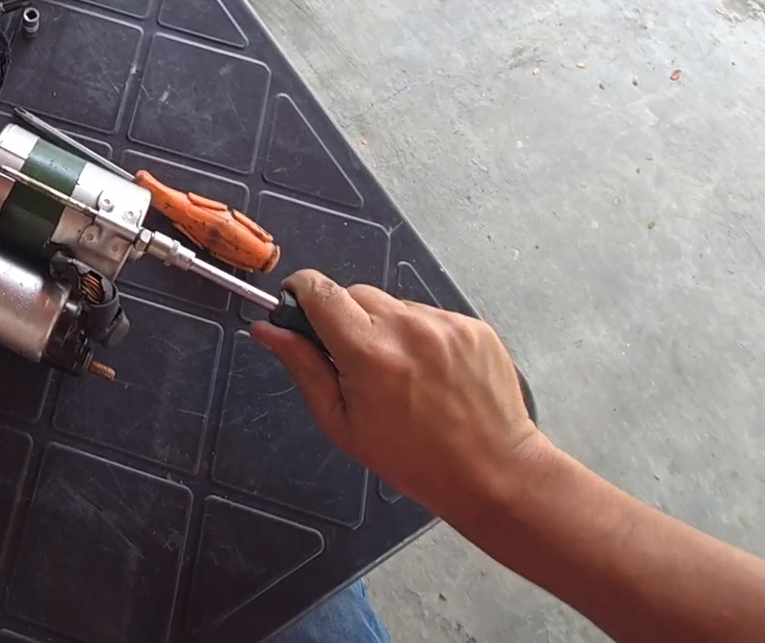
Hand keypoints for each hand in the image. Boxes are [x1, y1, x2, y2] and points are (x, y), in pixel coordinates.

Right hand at [250, 270, 548, 522]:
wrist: (498, 475)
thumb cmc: (410, 458)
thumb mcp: (340, 421)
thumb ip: (301, 366)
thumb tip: (265, 328)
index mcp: (368, 352)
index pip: (318, 289)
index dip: (299, 290)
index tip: (297, 307)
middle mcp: (406, 327)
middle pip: (353, 293)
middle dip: (344, 317)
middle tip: (355, 360)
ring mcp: (444, 323)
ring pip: (391, 304)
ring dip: (383, 326)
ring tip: (400, 370)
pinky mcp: (472, 325)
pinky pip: (426, 314)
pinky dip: (418, 334)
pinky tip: (430, 370)